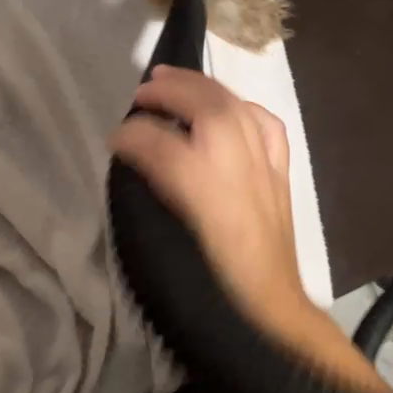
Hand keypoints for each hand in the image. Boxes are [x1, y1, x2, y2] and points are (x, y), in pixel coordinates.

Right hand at [111, 68, 308, 332]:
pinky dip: (241, 106)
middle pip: (206, 106)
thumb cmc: (209, 289)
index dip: (132, 134)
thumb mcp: (163, 249)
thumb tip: (131, 161)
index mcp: (204, 189)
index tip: (113, 138)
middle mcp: (237, 168)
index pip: (161, 142)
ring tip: (174, 80)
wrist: (268, 313)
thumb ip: (147, 195)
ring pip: (235, 106)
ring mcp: (263, 166)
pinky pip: (264, 123)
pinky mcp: (279, 172)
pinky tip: (226, 106)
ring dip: (202, 86)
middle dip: (172, 90)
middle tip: (142, 91)